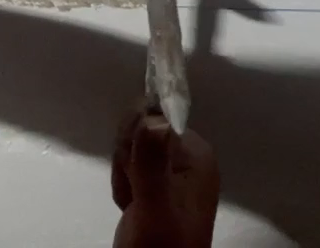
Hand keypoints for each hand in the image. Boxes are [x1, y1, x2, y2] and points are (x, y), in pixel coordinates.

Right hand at [111, 111, 220, 247]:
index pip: (155, 114)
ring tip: (132, 203)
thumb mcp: (155, 206)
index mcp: (197, 152)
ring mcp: (173, 170)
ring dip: (123, 174)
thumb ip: (153, 161)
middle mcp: (188, 155)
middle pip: (140, 128)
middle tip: (133, 191)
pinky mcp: (158, 184)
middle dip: (127, 158)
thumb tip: (154, 114)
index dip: (136, 136)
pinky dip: (123, 184)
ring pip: (132, 146)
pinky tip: (130, 205)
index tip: (133, 167)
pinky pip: (131, 164)